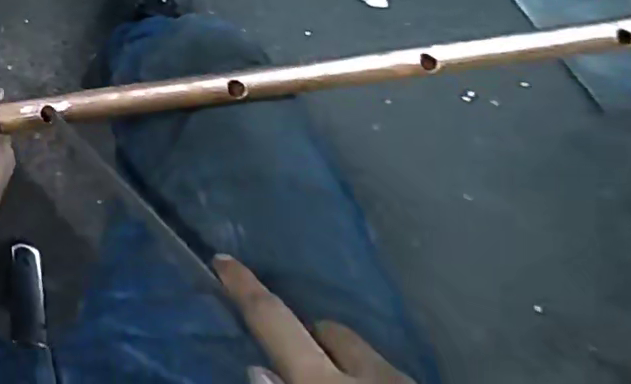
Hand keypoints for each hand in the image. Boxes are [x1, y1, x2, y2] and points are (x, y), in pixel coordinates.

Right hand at [215, 255, 414, 383]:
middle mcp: (370, 371)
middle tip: (298, 357)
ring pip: (370, 358)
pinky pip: (395, 377)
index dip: (244, 288)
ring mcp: (408, 381)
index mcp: (324, 380)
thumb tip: (257, 369)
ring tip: (338, 378)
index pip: (273, 319)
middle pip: (330, 330)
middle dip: (312, 334)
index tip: (222, 259)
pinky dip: (375, 381)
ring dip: (350, 366)